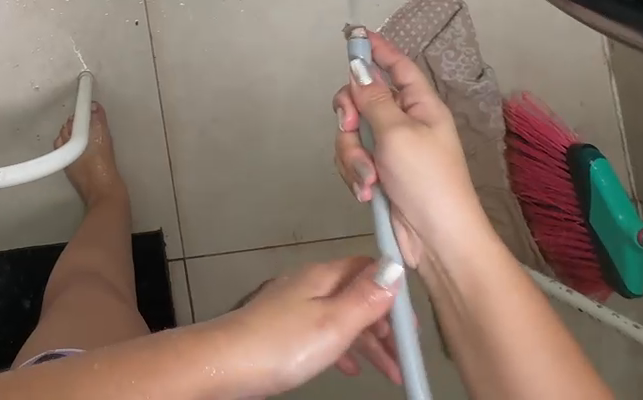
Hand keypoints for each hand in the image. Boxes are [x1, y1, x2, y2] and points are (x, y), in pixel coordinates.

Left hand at [205, 256, 404, 397]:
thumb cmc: (286, 343)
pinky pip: (323, 332)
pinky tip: (352, 369)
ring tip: (391, 374)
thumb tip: (394, 268)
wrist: (230, 362)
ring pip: (341, 316)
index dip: (392, 292)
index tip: (412, 327)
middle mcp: (308, 284)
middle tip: (406, 358)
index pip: (364, 267)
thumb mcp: (334, 322)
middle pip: (355, 294)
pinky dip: (343, 348)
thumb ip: (365, 297)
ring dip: (369, 342)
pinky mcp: (284, 327)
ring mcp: (294, 305)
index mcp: (321, 276)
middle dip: (384, 324)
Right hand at [333, 32, 491, 264]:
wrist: (437, 242)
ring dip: (351, 155)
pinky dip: (354, 173)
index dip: (377, 48)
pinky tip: (367, 192)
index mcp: (420, 106)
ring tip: (367, 179)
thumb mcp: (397, 133)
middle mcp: (403, 122)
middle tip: (349, 127)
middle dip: (349, 115)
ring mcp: (389, 148)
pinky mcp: (377, 172)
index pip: (397, 66)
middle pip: (361, 98)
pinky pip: (351, 158)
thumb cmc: (427, 181)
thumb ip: (372, 99)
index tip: (353, 33)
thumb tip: (357, 67)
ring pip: (350, 132)